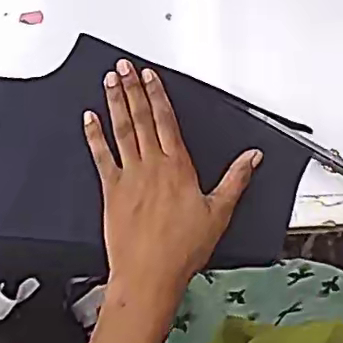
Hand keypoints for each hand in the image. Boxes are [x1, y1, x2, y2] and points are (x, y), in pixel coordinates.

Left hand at [84, 59, 261, 299]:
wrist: (149, 275)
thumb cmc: (182, 249)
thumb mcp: (219, 212)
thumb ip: (236, 179)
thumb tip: (252, 157)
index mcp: (177, 166)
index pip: (166, 120)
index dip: (156, 94)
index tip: (149, 75)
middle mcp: (151, 165)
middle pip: (141, 117)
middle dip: (132, 88)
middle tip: (124, 67)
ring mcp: (129, 175)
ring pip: (121, 129)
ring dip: (115, 102)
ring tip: (109, 81)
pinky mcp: (111, 190)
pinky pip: (101, 155)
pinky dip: (94, 135)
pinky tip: (89, 118)